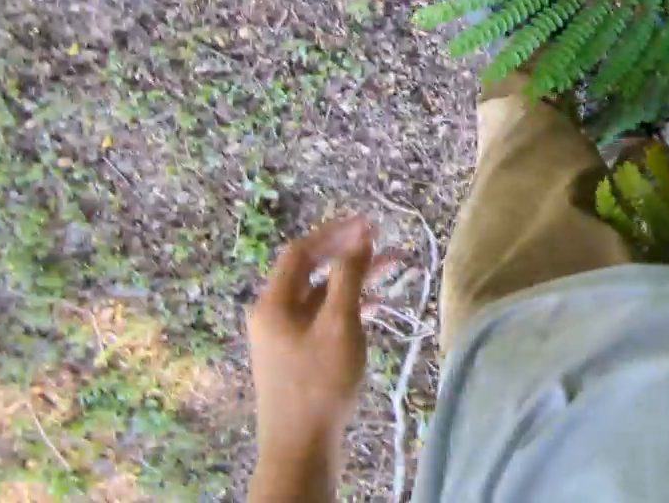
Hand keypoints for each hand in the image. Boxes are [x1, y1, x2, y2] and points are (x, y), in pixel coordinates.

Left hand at [247, 215, 373, 502]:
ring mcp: (284, 334)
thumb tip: (361, 233)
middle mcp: (274, 313)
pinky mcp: (298, 351)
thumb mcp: (340, 321)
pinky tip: (378, 303)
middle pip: (313, 269)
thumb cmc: (320, 380)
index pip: (301, 251)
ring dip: (356, 276)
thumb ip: (350, 274)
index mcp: (274, 303)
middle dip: (350, 251)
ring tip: (395, 265)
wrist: (301, 445)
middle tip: (383, 239)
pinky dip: (351, 301)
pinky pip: (325, 313)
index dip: (335, 232)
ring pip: (323, 291)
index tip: (370, 223)